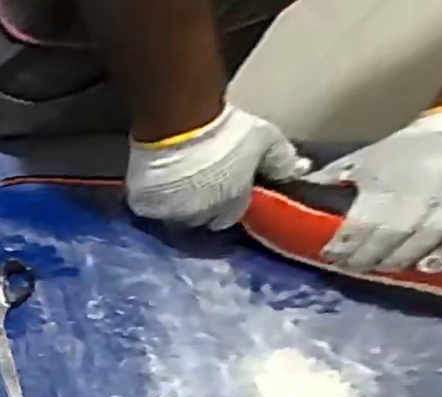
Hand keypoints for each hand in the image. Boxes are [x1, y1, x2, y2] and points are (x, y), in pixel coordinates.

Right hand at [126, 105, 312, 229]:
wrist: (178, 130)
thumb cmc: (228, 135)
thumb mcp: (267, 141)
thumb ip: (282, 161)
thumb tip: (299, 172)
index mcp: (228, 204)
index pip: (229, 218)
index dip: (231, 207)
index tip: (230, 194)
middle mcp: (194, 216)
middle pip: (198, 220)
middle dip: (202, 209)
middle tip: (204, 188)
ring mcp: (164, 213)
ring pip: (172, 217)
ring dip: (177, 206)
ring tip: (180, 187)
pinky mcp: (141, 207)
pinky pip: (151, 209)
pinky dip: (157, 200)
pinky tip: (162, 186)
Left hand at [308, 109, 441, 273]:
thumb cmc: (402, 150)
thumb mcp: (359, 161)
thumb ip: (323, 182)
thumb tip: (277, 200)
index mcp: (391, 182)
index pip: (362, 224)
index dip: (344, 246)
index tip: (330, 256)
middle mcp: (430, 188)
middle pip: (396, 234)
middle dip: (370, 257)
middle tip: (354, 267)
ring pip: (433, 236)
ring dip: (406, 259)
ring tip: (387, 268)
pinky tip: (431, 265)